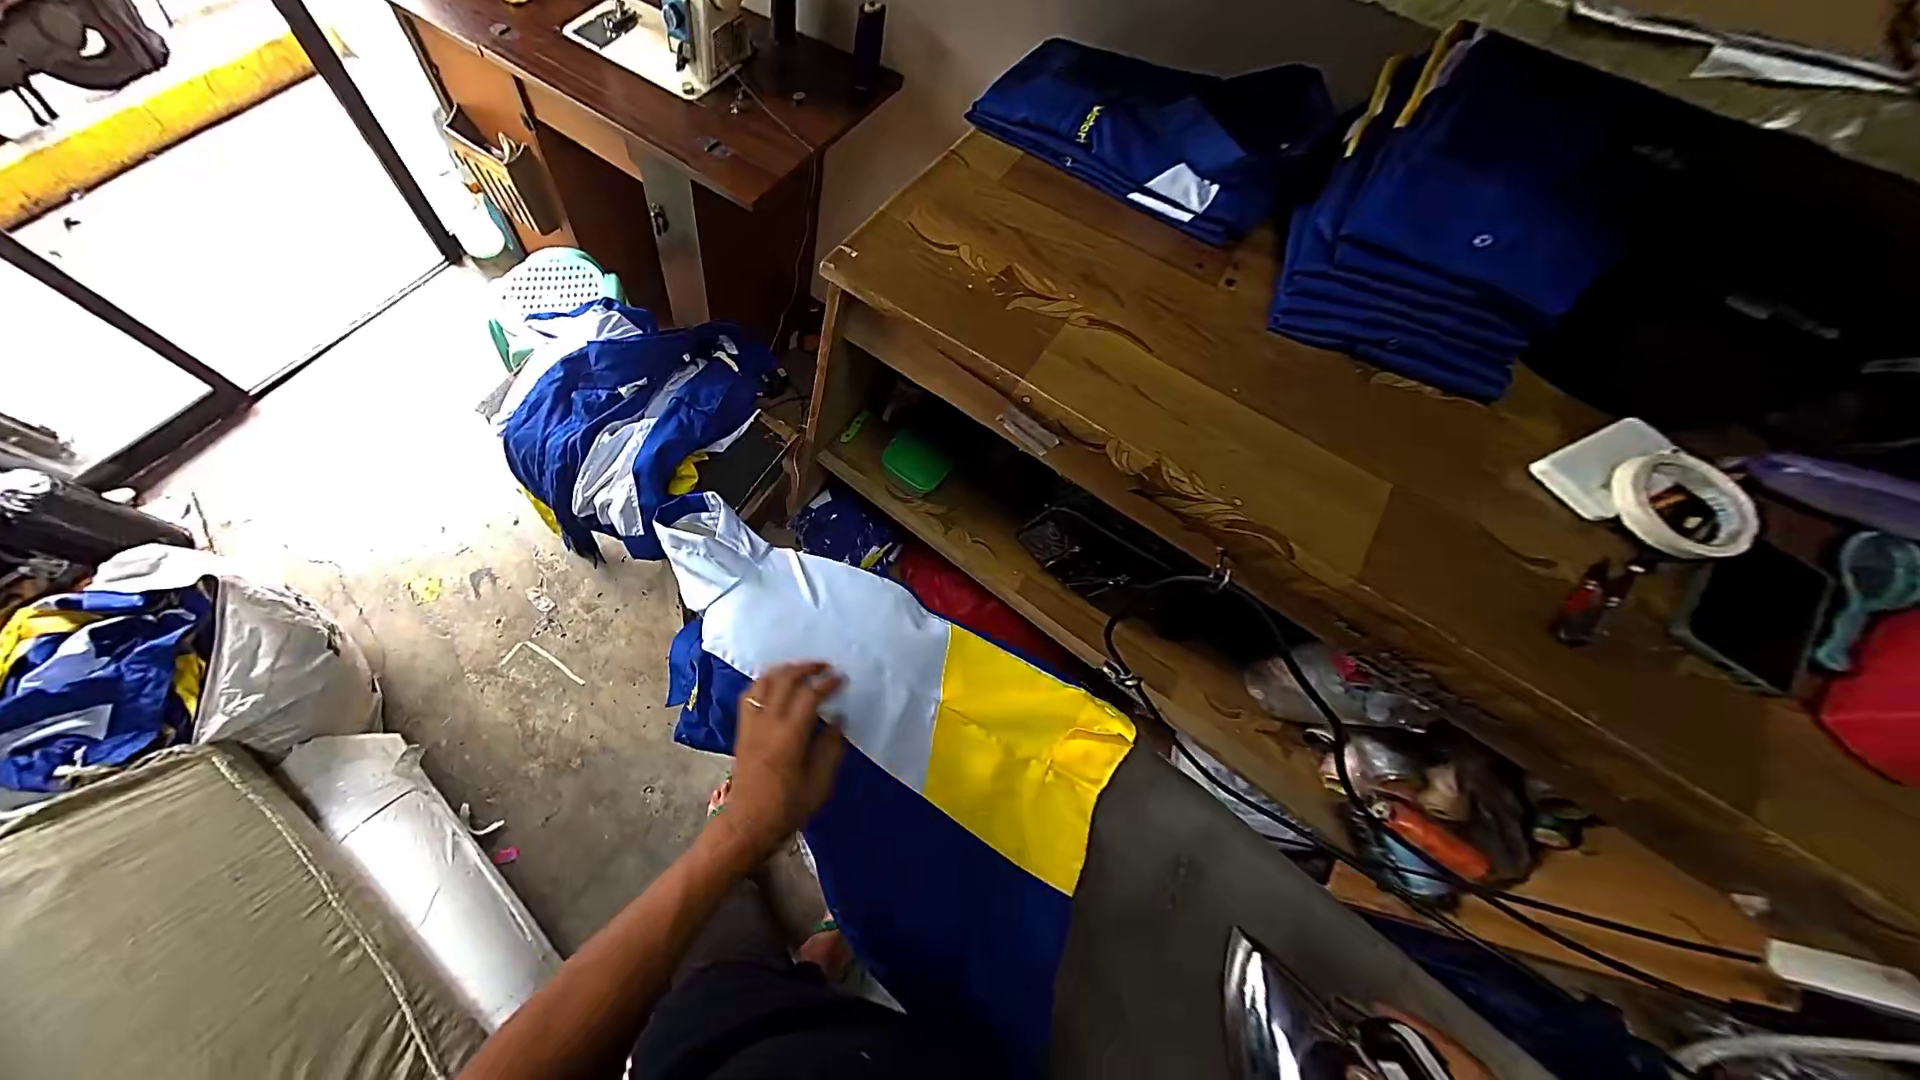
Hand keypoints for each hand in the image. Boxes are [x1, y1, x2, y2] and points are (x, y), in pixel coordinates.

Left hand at [716, 662, 846, 858]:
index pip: (810, 695)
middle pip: (785, 680)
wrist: (747, 823)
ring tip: (802, 669)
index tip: (842, 679)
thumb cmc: (788, 806)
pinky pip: (750, 694)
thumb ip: (831, 747)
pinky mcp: (742, 729)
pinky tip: (776, 683)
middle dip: (807, 668)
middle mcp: (768, 723)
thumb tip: (838, 719)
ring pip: (765, 682)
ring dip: (785, 670)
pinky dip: (765, 681)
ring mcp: (751, 724)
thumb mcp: (820, 782)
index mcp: (790, 735)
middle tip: (825, 667)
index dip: (828, 682)